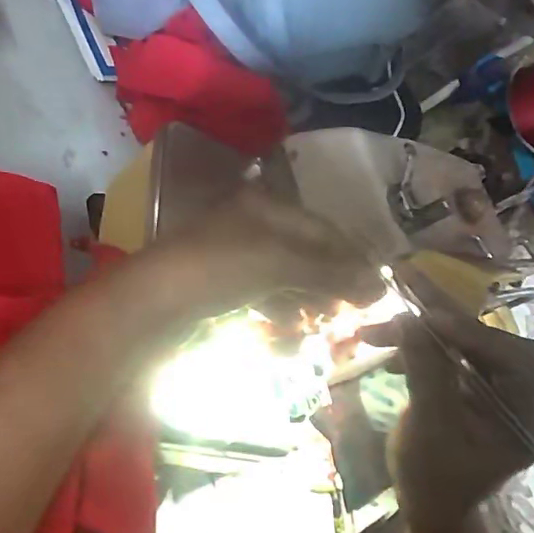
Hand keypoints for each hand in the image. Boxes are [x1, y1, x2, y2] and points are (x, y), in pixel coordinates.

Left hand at [142, 186, 382, 318]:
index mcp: (264, 205)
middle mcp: (250, 223)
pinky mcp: (218, 283)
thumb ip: (331, 274)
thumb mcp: (280, 264)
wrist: (152, 300)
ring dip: (308, 297)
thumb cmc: (221, 267)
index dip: (353, 257)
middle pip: (304, 251)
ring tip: (327, 321)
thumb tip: (380, 288)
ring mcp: (232, 253)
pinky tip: (291, 328)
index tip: (378, 288)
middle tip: (355, 310)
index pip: (322, 228)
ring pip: (284, 274)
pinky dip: (280, 308)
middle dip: (332, 280)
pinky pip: (261, 292)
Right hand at [361, 274, 533, 532]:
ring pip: (466, 343)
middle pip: (492, 342)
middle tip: (407, 289)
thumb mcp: (428, 430)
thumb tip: (410, 319)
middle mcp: (518, 398)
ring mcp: (493, 391)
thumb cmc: (432, 480)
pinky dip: (419, 345)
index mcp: (525, 418)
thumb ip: (425, 373)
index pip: (518, 361)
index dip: (476, 334)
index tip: (428, 319)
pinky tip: (388, 348)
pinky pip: (450, 353)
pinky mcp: (469, 387)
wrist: (427, 507)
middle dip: (447, 319)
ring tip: (376, 328)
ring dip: (423, 330)